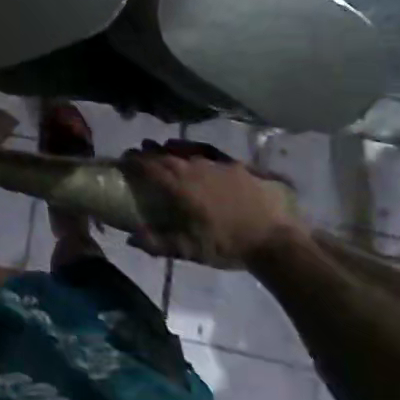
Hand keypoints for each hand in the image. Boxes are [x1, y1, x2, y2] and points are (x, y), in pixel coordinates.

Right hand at [125, 141, 303, 268]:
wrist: (277, 241)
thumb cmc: (229, 246)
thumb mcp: (191, 251)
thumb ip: (159, 243)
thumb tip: (130, 237)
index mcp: (179, 187)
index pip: (148, 166)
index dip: (133, 162)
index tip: (122, 161)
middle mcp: (193, 168)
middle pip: (164, 155)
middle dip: (148, 154)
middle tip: (137, 154)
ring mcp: (216, 164)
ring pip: (185, 152)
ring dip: (169, 150)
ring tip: (161, 148)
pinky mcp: (235, 165)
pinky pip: (208, 152)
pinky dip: (195, 151)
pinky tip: (194, 153)